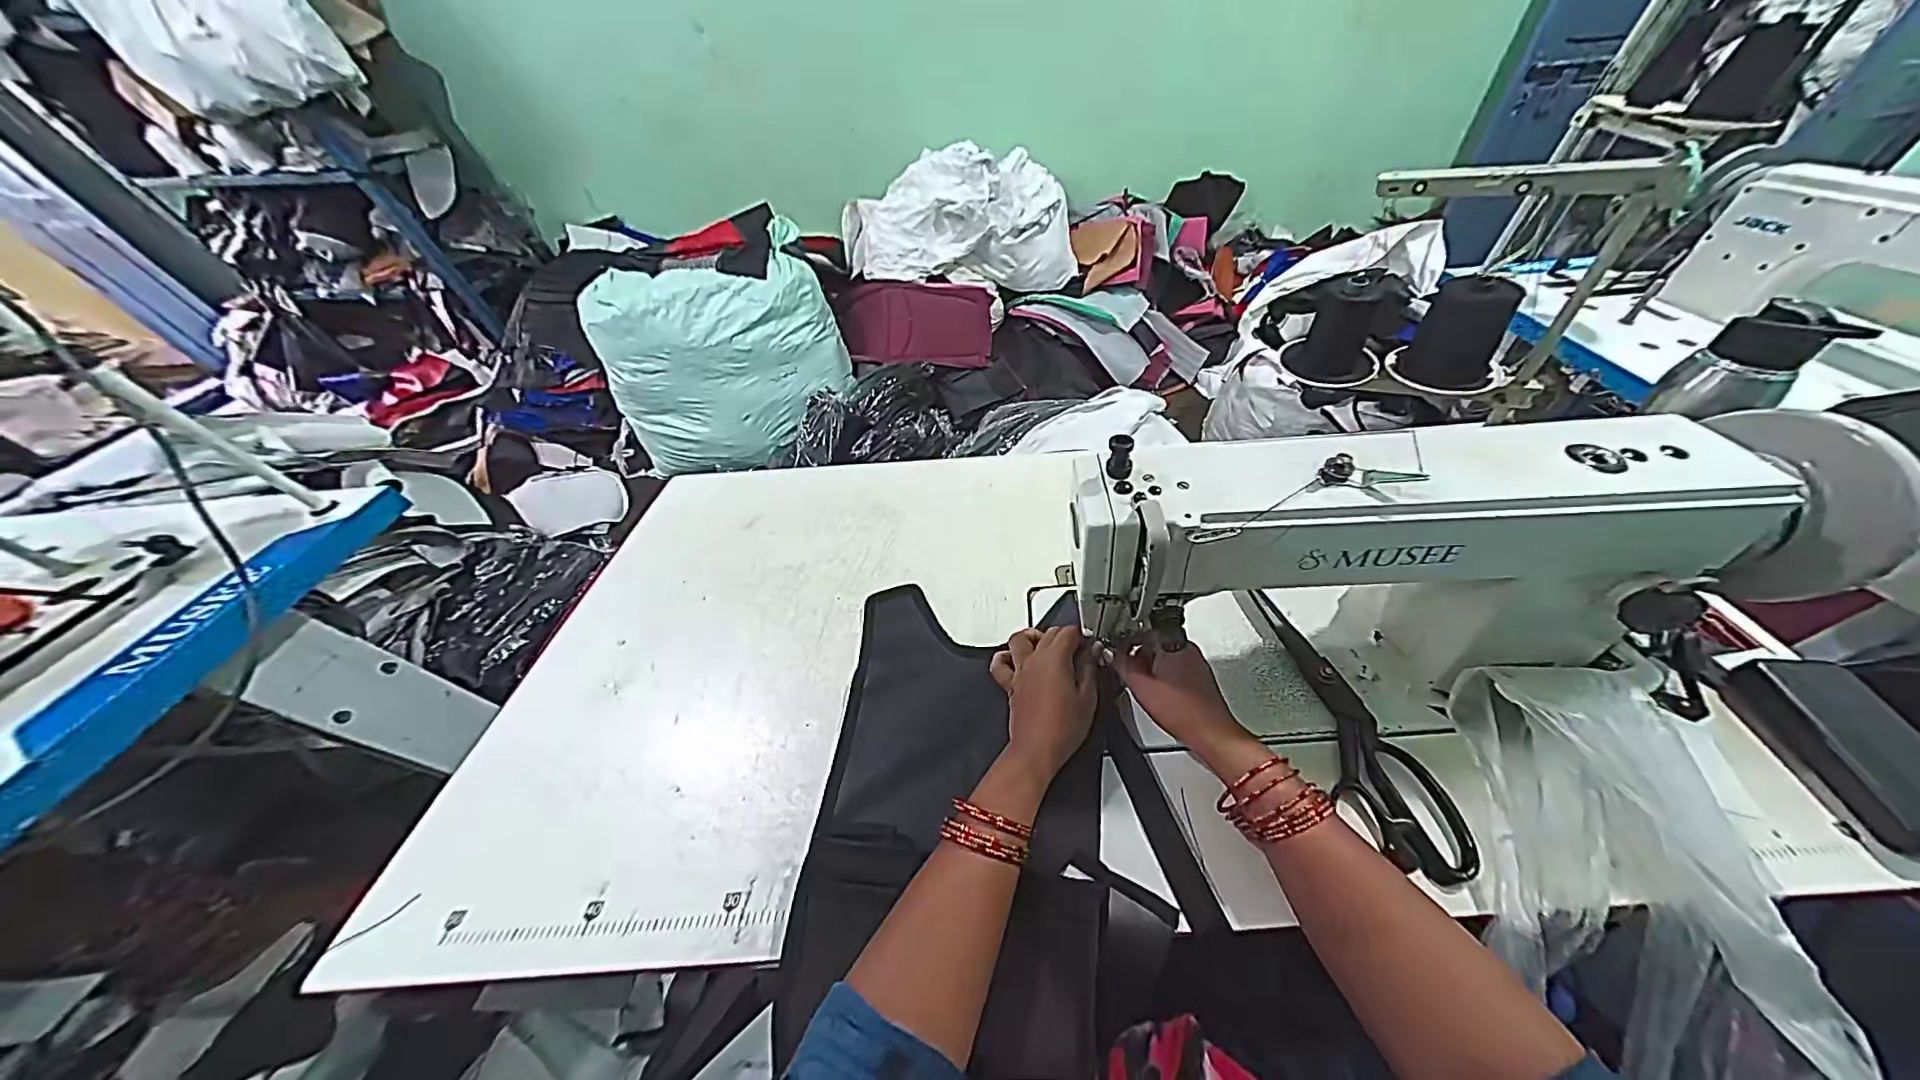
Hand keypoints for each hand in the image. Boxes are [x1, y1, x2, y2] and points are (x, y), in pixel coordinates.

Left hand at [990, 626, 1096, 780]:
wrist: (1036, 750)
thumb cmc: (1061, 730)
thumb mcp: (1088, 698)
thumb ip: (1089, 669)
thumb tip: (1092, 653)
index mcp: (1055, 659)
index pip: (1069, 632)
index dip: (1082, 636)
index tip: (1090, 646)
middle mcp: (1034, 660)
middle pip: (1048, 632)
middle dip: (1064, 635)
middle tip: (1078, 650)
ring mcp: (1019, 672)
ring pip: (1020, 639)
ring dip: (1033, 637)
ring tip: (1046, 645)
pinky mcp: (1010, 685)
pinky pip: (1000, 664)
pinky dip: (1005, 657)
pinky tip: (1015, 659)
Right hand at [1113, 643, 1254, 762]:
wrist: (1211, 734)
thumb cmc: (1183, 712)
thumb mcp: (1141, 687)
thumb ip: (1122, 666)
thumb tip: (1111, 655)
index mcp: (1173, 645)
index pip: (1143, 632)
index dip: (1125, 642)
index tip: (1116, 652)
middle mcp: (1188, 650)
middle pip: (1155, 642)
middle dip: (1138, 654)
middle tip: (1126, 668)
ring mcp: (1197, 664)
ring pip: (1166, 656)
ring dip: (1151, 665)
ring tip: (1141, 683)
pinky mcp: (1201, 678)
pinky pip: (1177, 668)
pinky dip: (1164, 675)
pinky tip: (1158, 692)